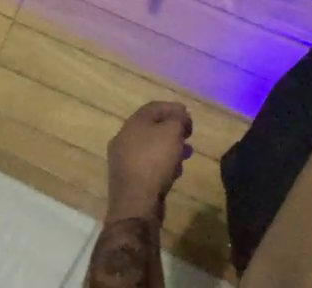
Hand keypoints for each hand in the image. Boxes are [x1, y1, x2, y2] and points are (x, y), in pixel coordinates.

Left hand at [105, 101, 192, 223]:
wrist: (136, 205)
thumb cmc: (155, 161)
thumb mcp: (173, 132)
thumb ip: (179, 119)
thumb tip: (180, 118)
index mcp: (132, 123)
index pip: (154, 107)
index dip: (174, 108)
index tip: (189, 118)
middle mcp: (123, 139)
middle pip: (152, 127)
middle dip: (173, 130)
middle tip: (188, 136)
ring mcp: (122, 160)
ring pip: (150, 147)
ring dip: (169, 148)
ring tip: (185, 155)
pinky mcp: (127, 179)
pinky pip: (147, 165)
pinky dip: (161, 164)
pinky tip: (174, 172)